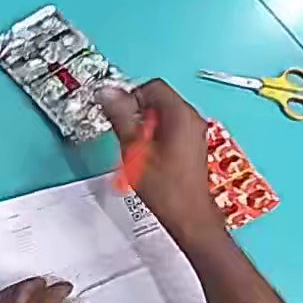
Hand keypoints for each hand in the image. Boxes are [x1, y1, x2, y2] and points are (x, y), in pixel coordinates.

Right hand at [98, 80, 220, 244]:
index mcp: (180, 115)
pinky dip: (157, 136)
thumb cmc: (165, 188)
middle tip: (128, 134)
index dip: (131, 97)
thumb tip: (107, 94)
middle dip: (138, 113)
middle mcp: (192, 119)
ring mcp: (195, 132)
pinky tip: (148, 157)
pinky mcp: (193, 145)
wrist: (187, 215)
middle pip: (159, 99)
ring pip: (165, 115)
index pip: (153, 86)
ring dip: (146, 126)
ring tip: (137, 148)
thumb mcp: (134, 149)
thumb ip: (120, 117)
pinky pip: (172, 129)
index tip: (120, 114)